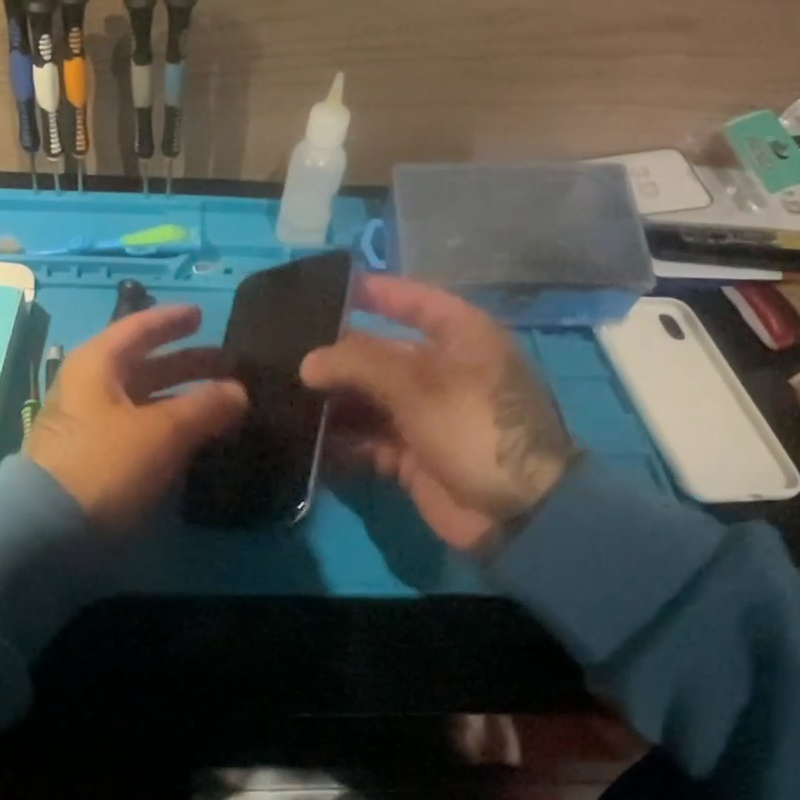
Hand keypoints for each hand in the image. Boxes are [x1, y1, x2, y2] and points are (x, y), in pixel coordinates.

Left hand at [26, 304, 247, 532]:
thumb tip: (238, 392)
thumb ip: (203, 407)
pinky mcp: (92, 460)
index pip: (139, 329)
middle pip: (143, 366)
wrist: (47, 528)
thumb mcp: (161, 432)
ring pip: (142, 402)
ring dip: (179, 401)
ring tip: (218, 407)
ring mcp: (87, 426)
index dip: (171, 320)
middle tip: (226, 366)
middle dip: (185, 365)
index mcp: (97, 365)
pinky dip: (166, 430)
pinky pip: (137, 432)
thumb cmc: (104, 464)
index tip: (202, 316)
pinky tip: (191, 441)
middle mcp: (88, 388)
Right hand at [302, 275, 575, 552]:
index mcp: (460, 338)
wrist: (516, 511)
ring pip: (369, 401)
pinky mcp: (412, 458)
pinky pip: (368, 443)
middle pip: (381, 356)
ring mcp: (426, 417)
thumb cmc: (474, 426)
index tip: (329, 289)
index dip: (376, 292)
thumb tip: (307, 362)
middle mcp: (442, 372)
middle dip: (337, 358)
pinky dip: (342, 443)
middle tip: (283, 358)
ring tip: (284, 400)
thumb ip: (358, 364)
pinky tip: (306, 442)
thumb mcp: (418, 384)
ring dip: (333, 404)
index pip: (414, 301)